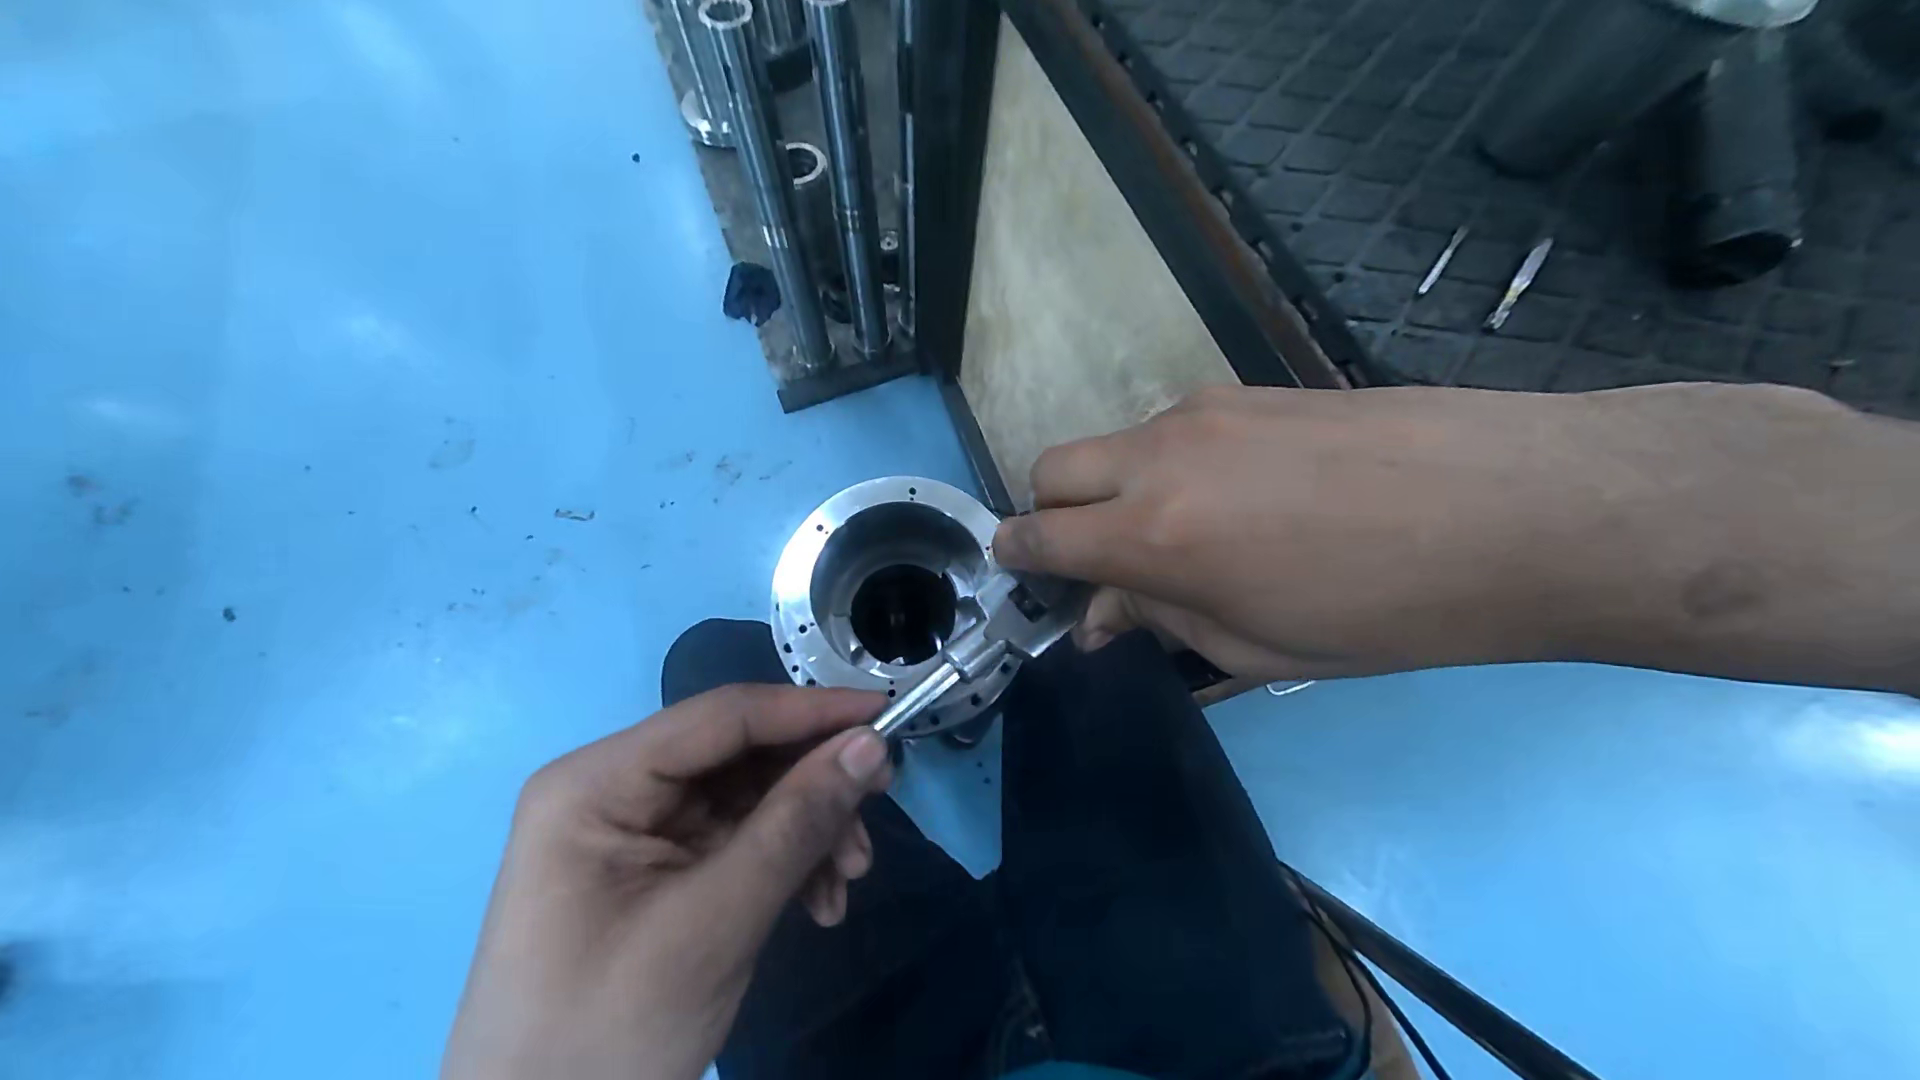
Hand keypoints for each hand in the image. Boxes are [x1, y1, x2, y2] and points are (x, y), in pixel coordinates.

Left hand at [442, 685, 892, 1079]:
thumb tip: (871, 745)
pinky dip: (792, 859)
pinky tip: (821, 902)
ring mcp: (641, 826)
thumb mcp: (714, 924)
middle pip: (743, 753)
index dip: (809, 709)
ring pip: (754, 793)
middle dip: (815, 782)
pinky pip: (746, 834)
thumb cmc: (606, 1039)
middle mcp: (618, 787)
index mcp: (597, 782)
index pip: (724, 717)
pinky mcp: (666, 863)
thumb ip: (797, 824)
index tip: (884, 711)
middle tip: (881, 798)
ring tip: (850, 878)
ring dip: (812, 827)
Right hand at [992, 382, 1909, 685]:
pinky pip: (1170, 430)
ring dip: (1114, 488)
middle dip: (1050, 512)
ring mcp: (1201, 413)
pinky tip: (1237, 493)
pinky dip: (1168, 465)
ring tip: (1183, 530)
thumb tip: (1101, 614)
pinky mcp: (1246, 390)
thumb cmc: (1385, 609)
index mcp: (1153, 534)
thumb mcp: (1256, 645)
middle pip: (1050, 468)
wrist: (1523, 508)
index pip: (1038, 534)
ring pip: (1112, 446)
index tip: (1020, 574)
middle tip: (1094, 555)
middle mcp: (1157, 459)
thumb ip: (1159, 620)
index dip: (1015, 556)